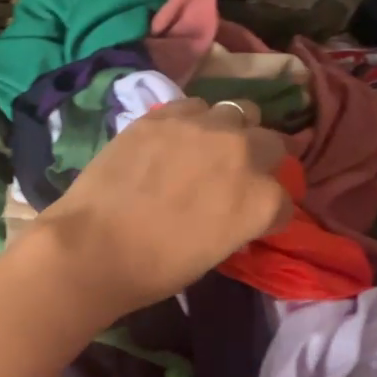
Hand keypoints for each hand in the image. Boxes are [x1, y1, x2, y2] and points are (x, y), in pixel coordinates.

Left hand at [35, 98, 291, 312]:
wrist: (92, 248)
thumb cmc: (152, 270)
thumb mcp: (209, 257)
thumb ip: (232, 226)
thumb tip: (228, 216)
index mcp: (262, 201)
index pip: (284, 203)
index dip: (266, 214)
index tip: (247, 222)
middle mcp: (244, 153)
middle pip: (271, 145)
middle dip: (258, 163)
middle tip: (231, 180)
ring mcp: (204, 127)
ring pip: (237, 113)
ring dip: (229, 132)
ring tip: (205, 151)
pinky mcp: (165, 114)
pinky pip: (194, 106)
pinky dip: (192, 121)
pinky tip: (172, 140)